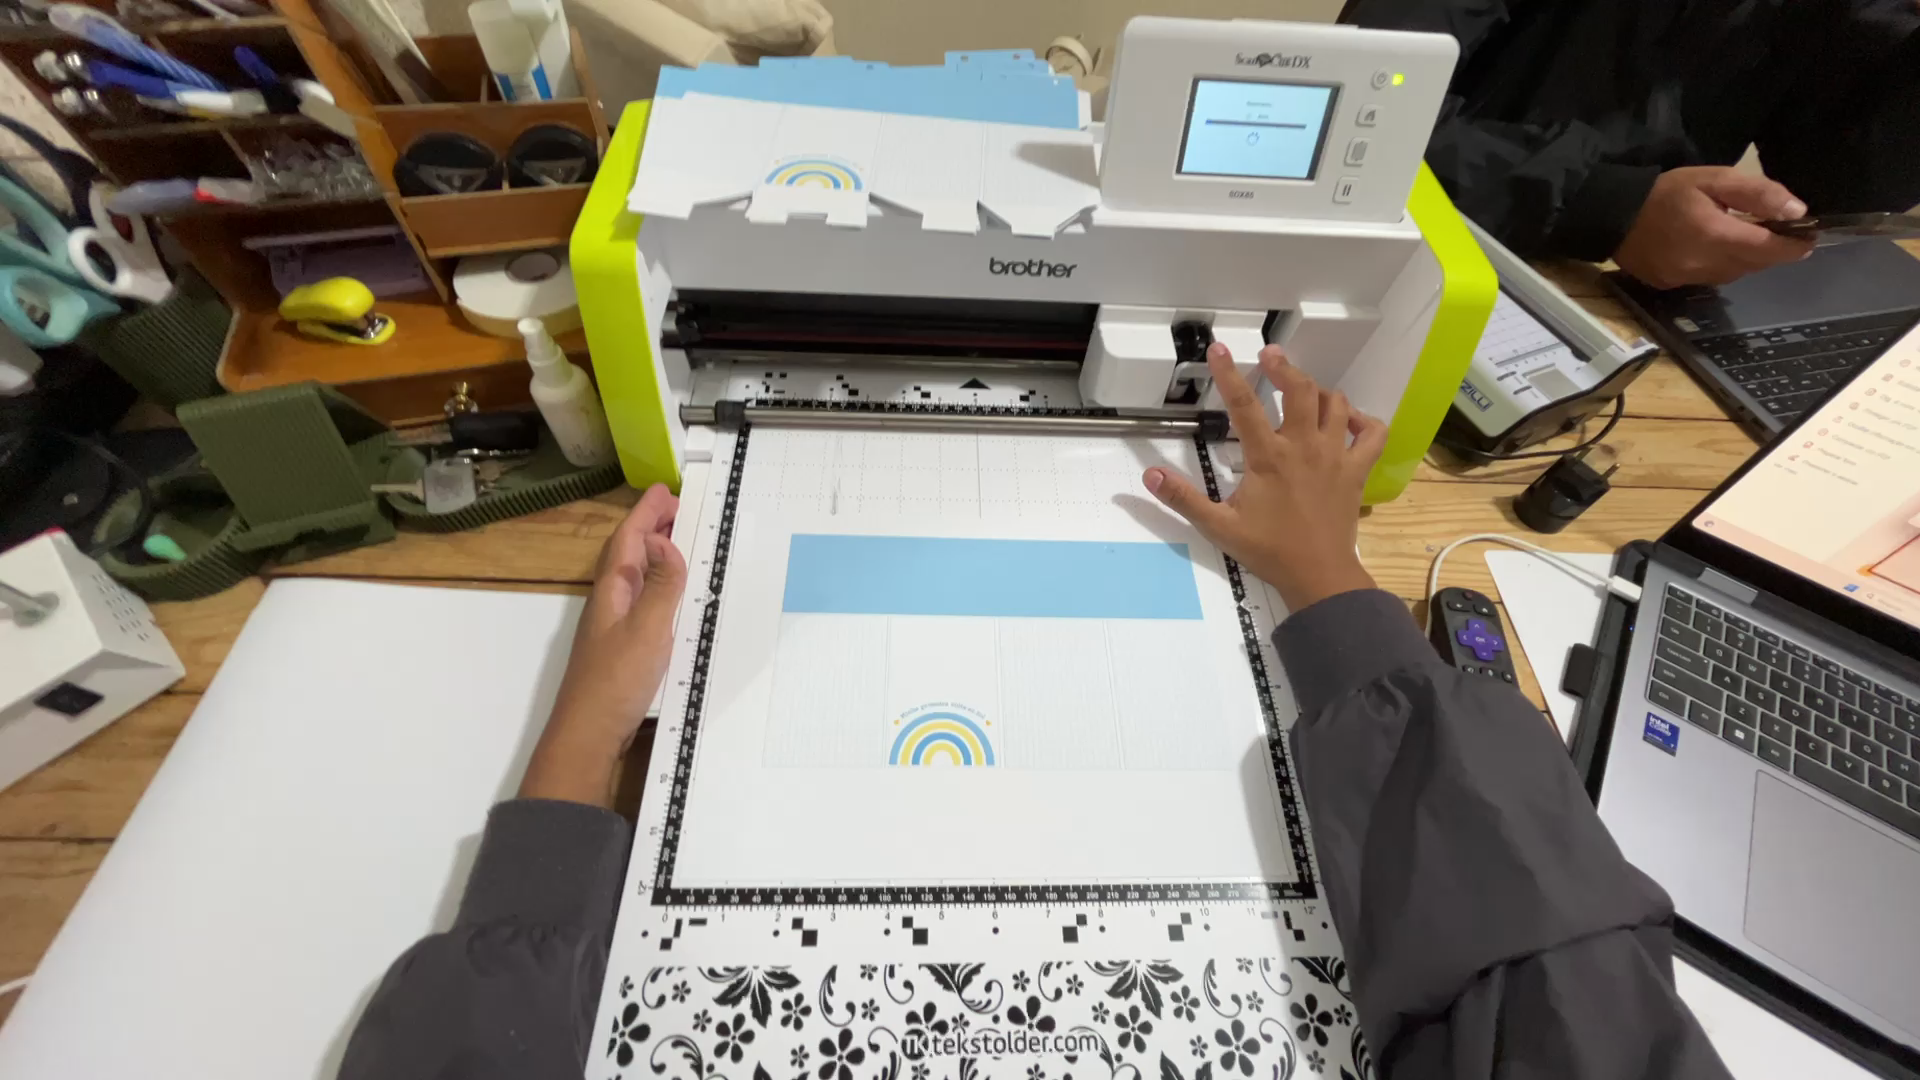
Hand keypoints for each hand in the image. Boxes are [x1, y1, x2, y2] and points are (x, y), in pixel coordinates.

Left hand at [520, 484, 687, 806]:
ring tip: (680, 537)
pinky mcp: (626, 642)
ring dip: (656, 550)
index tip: (667, 491)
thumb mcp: (648, 628)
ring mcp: (617, 622)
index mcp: (613, 590)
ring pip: (636, 573)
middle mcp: (611, 600)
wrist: (589, 733)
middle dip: (651, 525)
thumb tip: (666, 540)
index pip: (629, 540)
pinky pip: (645, 595)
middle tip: (679, 507)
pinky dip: (661, 579)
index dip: (646, 514)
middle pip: (629, 552)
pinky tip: (673, 589)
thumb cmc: (617, 679)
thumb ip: (662, 585)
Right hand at [1142, 343, 1386, 612]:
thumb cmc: (1267, 549)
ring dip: (1318, 389)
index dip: (1230, 374)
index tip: (1220, 349)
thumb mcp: (1217, 526)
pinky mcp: (1357, 470)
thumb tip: (1150, 475)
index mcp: (1268, 458)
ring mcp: (1336, 456)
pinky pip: (1371, 433)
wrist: (1318, 574)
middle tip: (1270, 355)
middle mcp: (1304, 447)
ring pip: (1336, 404)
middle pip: (1301, 390)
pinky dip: (1362, 420)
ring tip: (1302, 387)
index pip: (1245, 406)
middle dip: (1284, 367)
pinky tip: (1347, 420)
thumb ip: (1182, 498)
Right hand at [1613, 166, 1813, 287]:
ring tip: (1743, 244)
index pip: (1769, 250)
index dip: (1794, 246)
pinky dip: (1716, 268)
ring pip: (1729, 276)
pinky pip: (1703, 280)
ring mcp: (1680, 277)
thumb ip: (1760, 194)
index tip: (1808, 237)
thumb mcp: (1717, 179)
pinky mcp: (1665, 283)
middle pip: (1751, 266)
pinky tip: (1709, 253)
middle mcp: (1699, 264)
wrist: (1611, 217)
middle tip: (1776, 236)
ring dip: (1743, 262)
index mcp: (1716, 236)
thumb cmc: (1666, 193)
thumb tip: (1797, 212)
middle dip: (1769, 253)